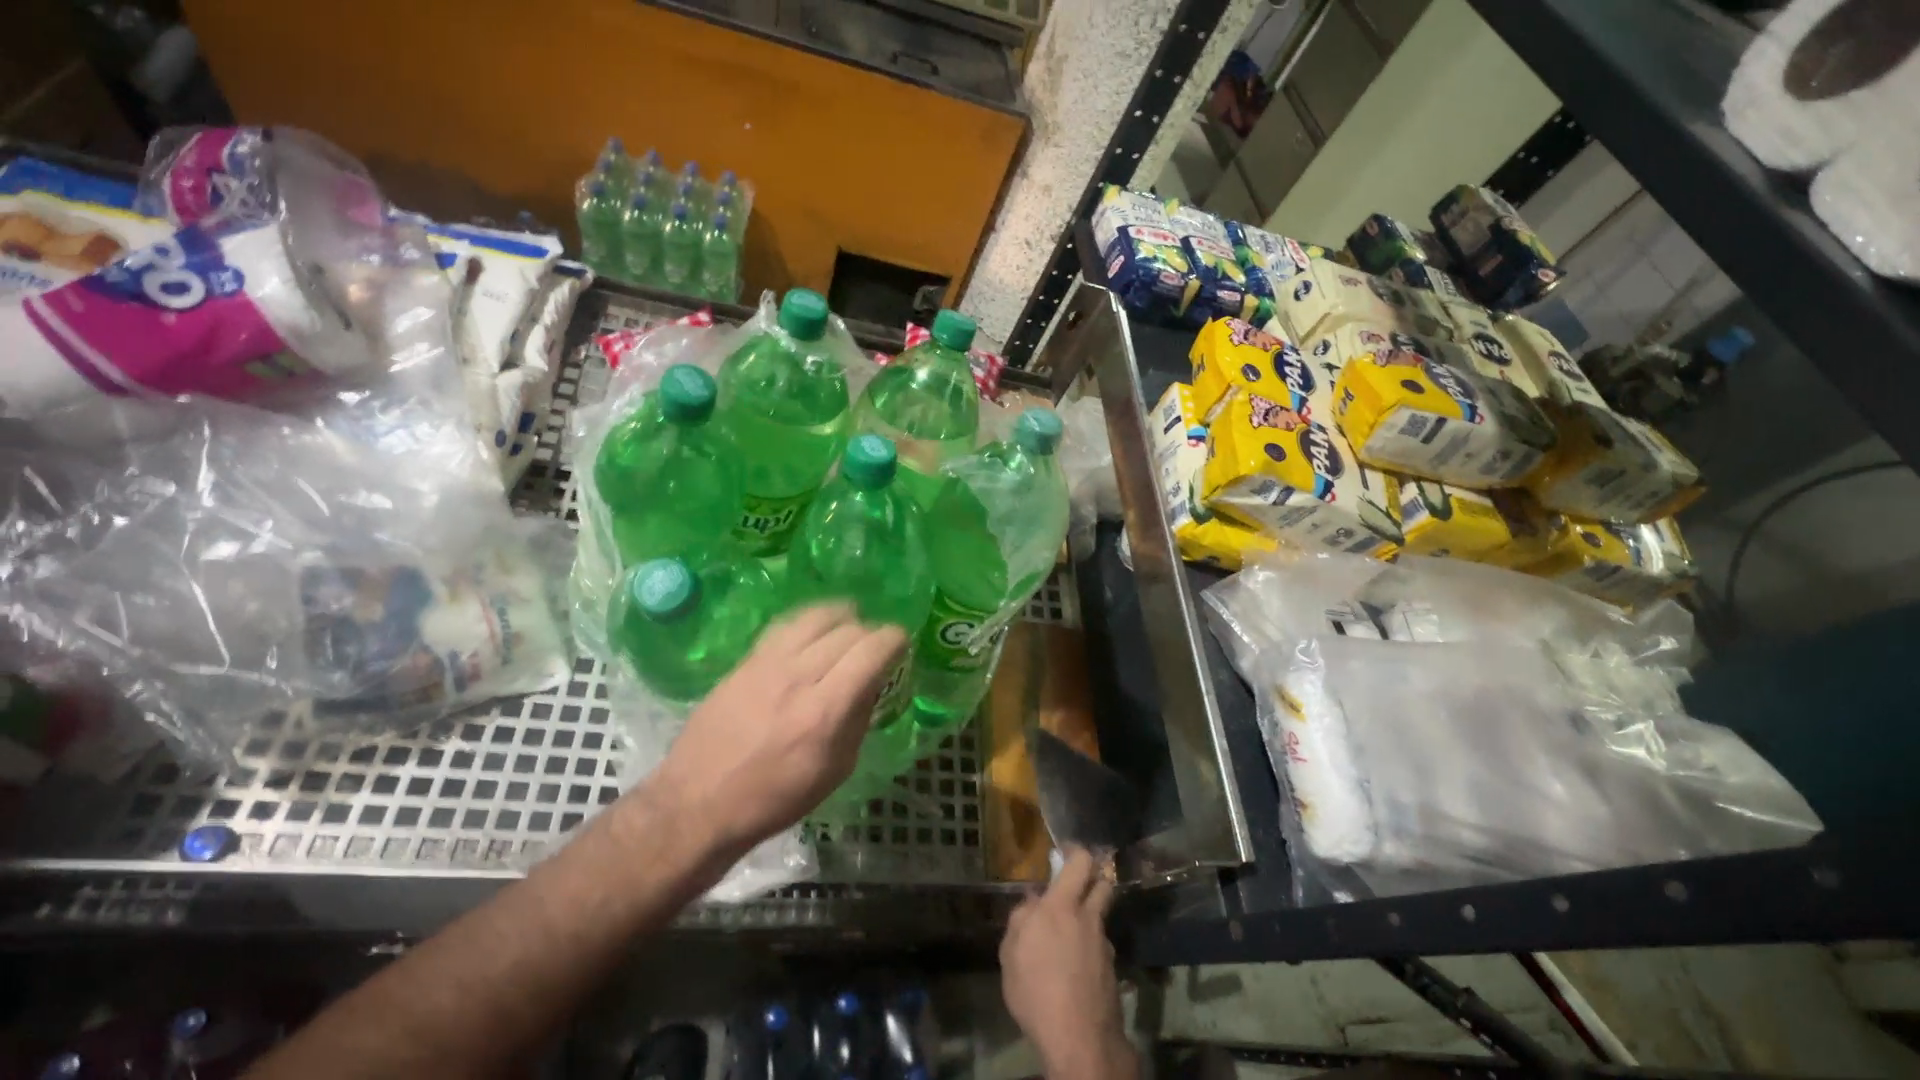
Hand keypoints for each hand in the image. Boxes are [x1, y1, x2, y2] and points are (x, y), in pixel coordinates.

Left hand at [645, 603, 906, 855]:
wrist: (700, 801)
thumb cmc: (775, 798)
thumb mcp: (835, 770)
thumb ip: (858, 720)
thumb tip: (872, 685)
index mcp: (826, 711)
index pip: (872, 651)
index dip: (895, 640)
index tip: (901, 646)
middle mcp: (798, 676)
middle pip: (848, 630)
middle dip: (871, 632)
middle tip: (876, 646)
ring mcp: (767, 664)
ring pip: (816, 617)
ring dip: (841, 617)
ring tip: (850, 626)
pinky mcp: (745, 661)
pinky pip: (785, 625)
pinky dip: (810, 622)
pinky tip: (815, 631)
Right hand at [1000, 849, 1135, 1079]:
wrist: (1079, 1037)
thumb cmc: (1036, 991)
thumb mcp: (1010, 955)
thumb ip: (1020, 920)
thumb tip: (1032, 901)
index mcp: (1061, 907)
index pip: (1080, 862)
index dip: (1075, 850)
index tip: (1064, 851)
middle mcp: (1088, 918)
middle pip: (1103, 882)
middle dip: (1092, 875)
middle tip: (1073, 882)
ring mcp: (1104, 943)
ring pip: (1100, 915)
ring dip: (1088, 914)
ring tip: (1067, 934)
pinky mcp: (1112, 967)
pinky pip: (1099, 945)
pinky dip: (1088, 946)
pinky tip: (1073, 966)